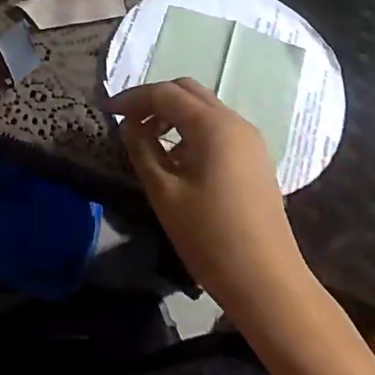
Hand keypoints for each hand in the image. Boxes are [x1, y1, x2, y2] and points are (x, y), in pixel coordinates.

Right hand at [112, 79, 305, 302]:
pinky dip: (191, 129)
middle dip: (153, 99)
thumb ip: (141, 148)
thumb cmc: (209, 236)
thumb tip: (130, 125)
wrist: (267, 283)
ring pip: (204, 108)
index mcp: (214, 126)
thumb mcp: (163, 191)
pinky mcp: (255, 159)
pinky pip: (217, 128)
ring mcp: (250, 141)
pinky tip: (175, 156)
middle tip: (126, 119)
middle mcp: (236, 123)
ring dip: (172, 113)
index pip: (165, 93)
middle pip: (188, 91)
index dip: (132, 98)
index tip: (106, 111)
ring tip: (146, 138)